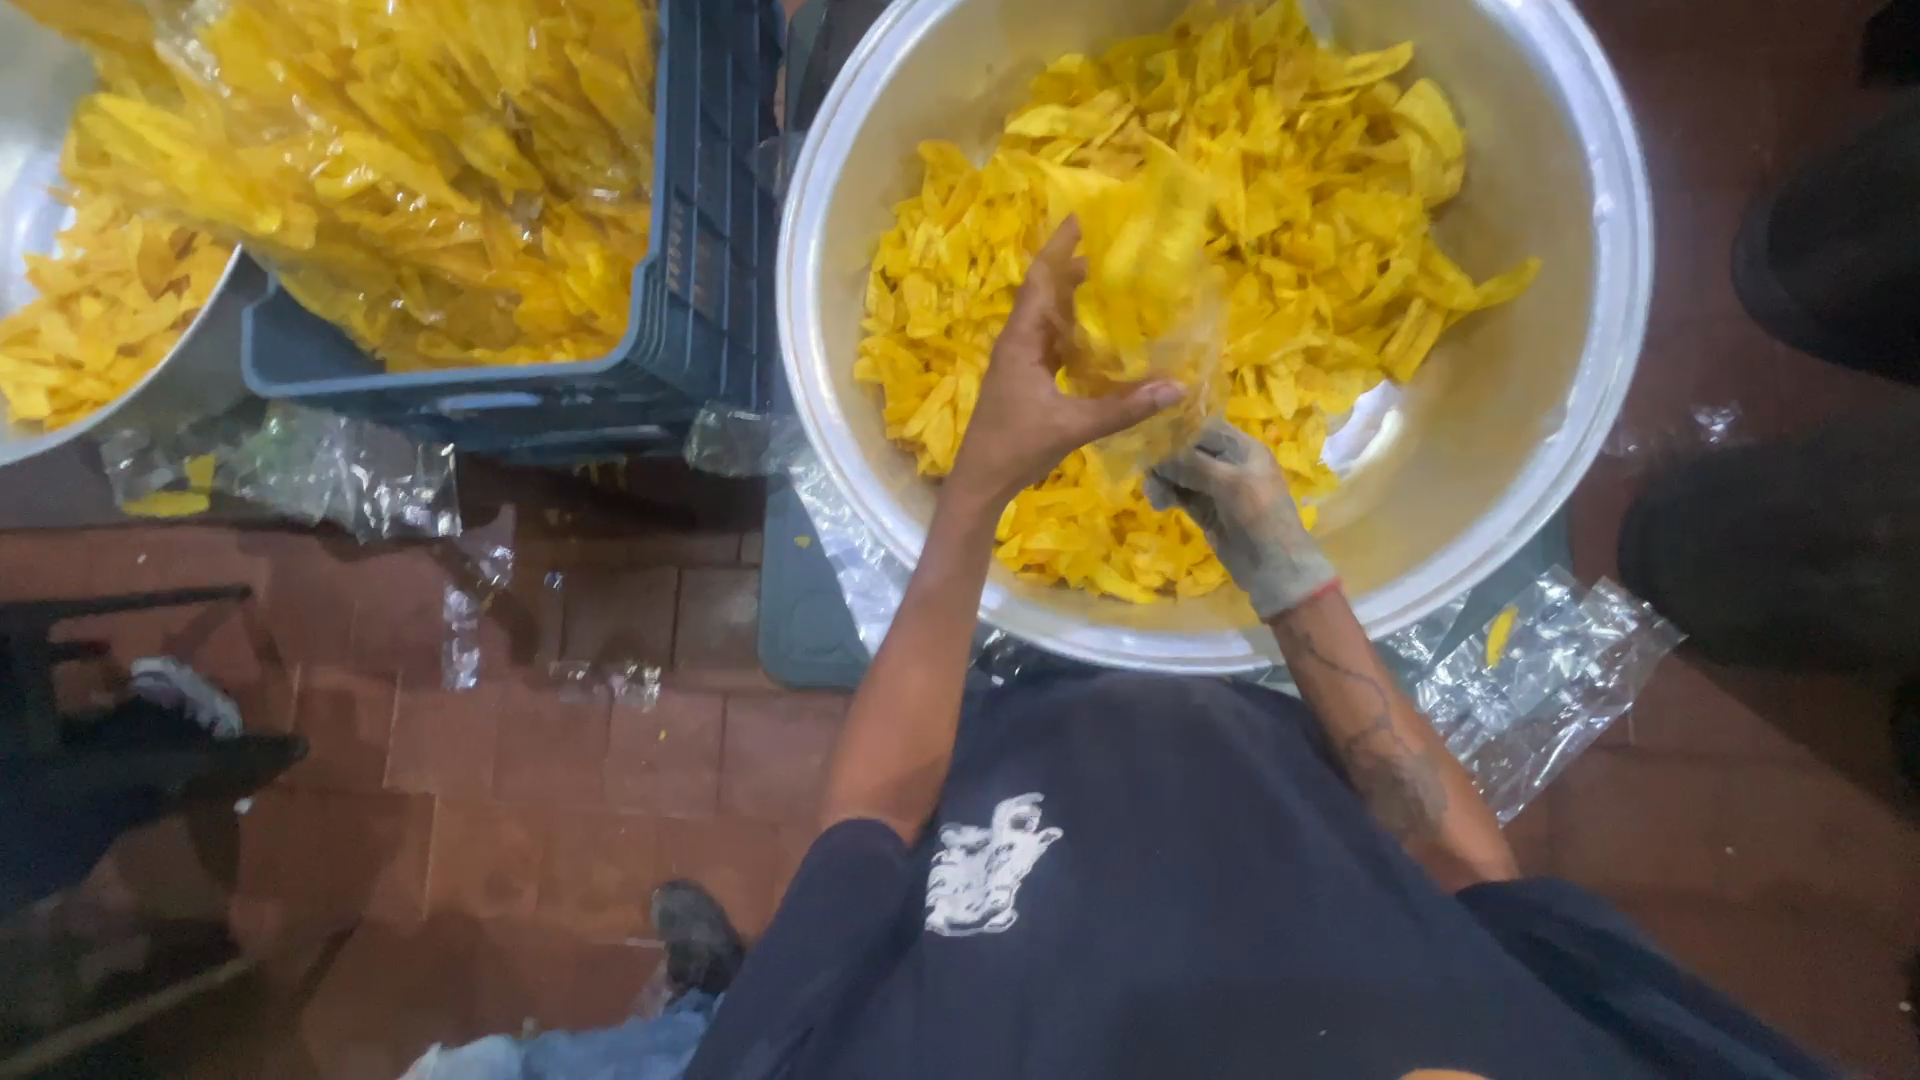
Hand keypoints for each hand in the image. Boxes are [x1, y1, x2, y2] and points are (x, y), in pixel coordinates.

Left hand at [946, 217, 1185, 508]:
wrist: (980, 481)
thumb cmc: (1017, 447)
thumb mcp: (1072, 426)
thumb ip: (1123, 408)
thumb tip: (1175, 388)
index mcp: (1021, 342)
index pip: (1038, 281)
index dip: (1058, 249)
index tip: (1080, 220)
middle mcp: (1016, 345)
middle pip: (1043, 296)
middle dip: (1070, 271)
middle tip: (1108, 252)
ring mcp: (1017, 365)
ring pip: (1046, 323)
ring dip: (1071, 304)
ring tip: (1106, 287)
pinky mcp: (1022, 383)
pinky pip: (1049, 347)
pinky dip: (1071, 336)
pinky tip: (1095, 341)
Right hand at [1145, 418, 1337, 618]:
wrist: (1272, 564)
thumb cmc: (1259, 514)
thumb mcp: (1229, 482)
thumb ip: (1193, 464)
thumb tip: (1158, 455)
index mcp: (1243, 449)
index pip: (1206, 428)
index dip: (1180, 429)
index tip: (1150, 434)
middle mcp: (1228, 464)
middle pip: (1189, 450)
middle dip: (1167, 458)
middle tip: (1147, 469)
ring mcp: (1215, 488)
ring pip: (1181, 473)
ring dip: (1163, 479)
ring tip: (1153, 494)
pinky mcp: (1205, 510)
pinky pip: (1180, 494)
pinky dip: (1167, 495)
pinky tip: (1159, 503)